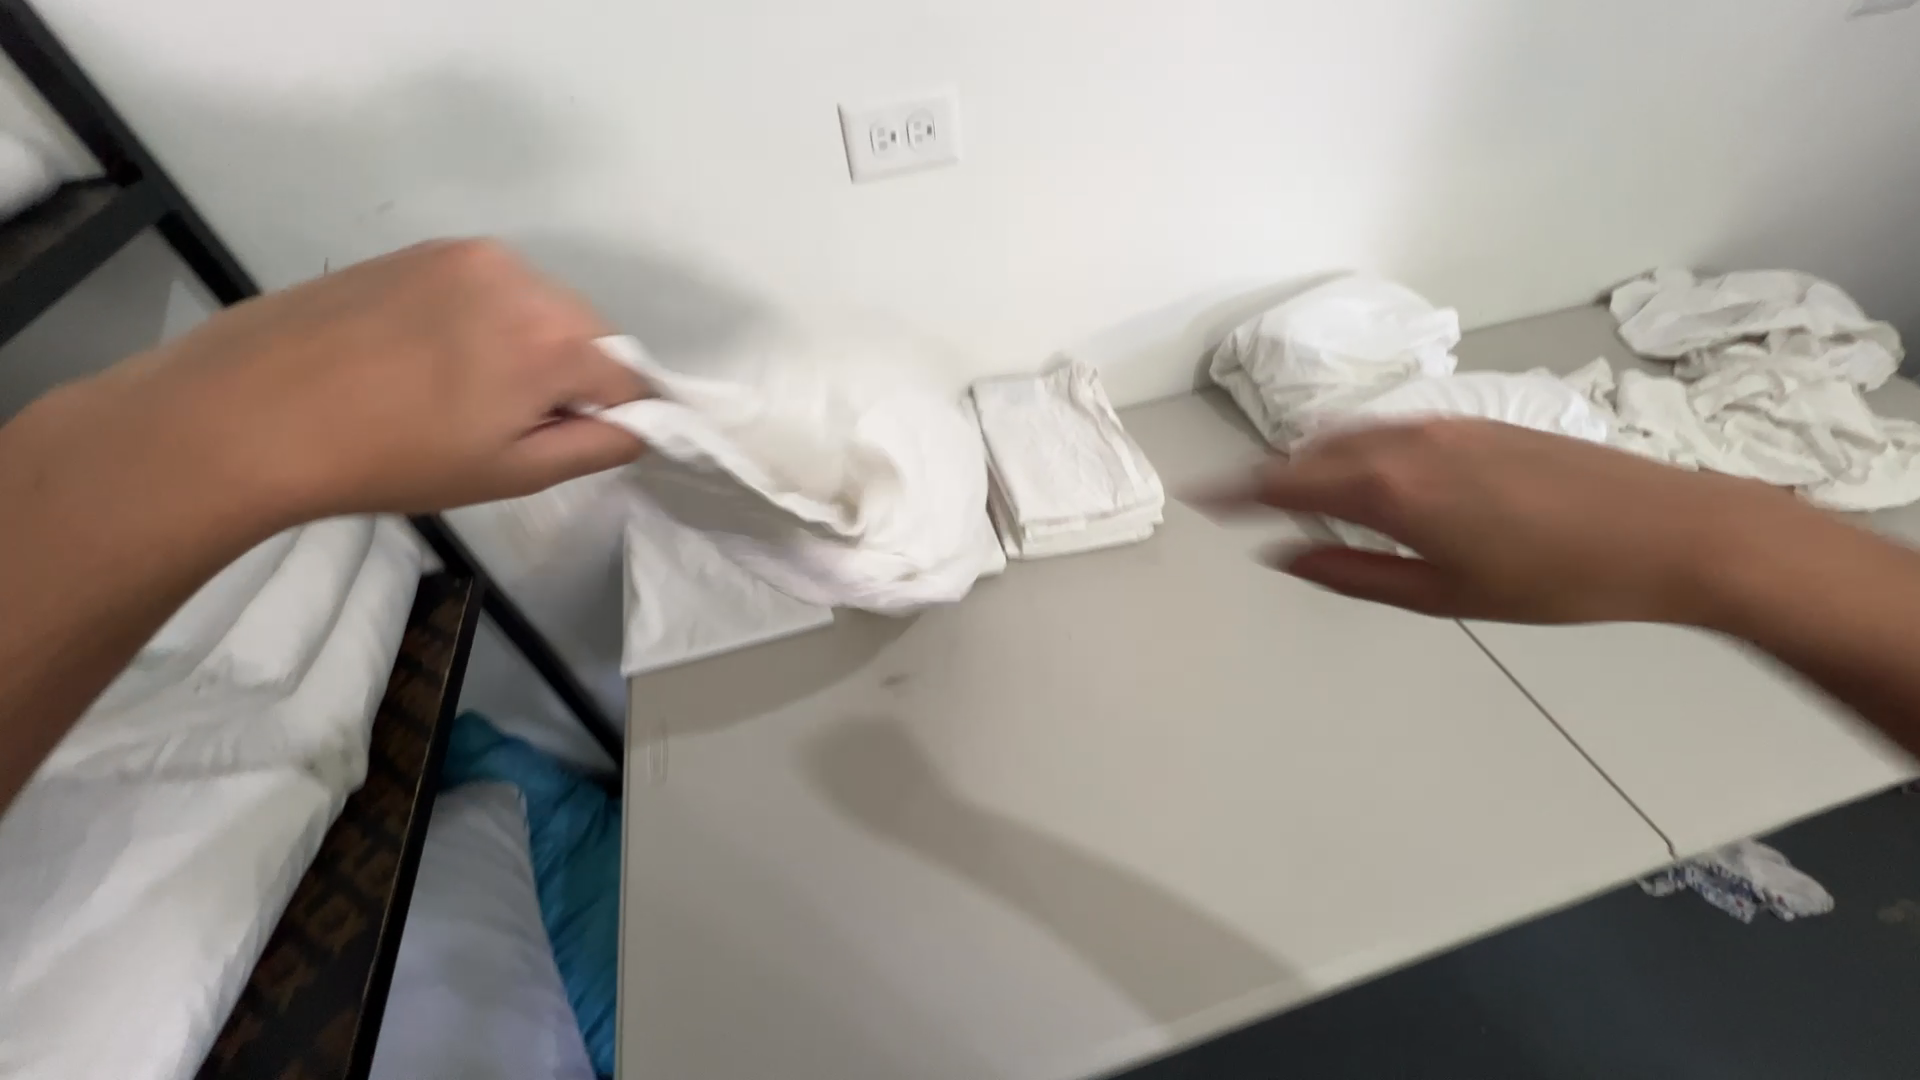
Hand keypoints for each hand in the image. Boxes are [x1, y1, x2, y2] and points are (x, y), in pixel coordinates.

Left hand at [67, 239, 646, 519]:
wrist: (246, 413)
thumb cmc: (394, 459)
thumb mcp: (515, 472)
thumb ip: (600, 445)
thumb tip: (642, 426)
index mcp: (551, 339)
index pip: (632, 376)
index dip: (620, 413)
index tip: (582, 439)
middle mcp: (523, 279)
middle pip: (596, 334)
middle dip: (582, 375)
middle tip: (522, 419)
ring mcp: (470, 256)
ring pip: (550, 307)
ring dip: (542, 346)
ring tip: (477, 386)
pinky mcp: (427, 249)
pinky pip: (501, 288)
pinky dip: (499, 320)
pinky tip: (445, 354)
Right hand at [1208, 418, 1847, 625]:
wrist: (1675, 530)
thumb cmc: (1552, 580)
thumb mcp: (1440, 593)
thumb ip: (1351, 574)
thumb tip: (1284, 556)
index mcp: (1386, 488)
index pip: (1283, 482)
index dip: (1233, 491)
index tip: (1196, 495)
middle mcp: (1402, 442)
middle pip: (1310, 453)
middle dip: (1271, 479)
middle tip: (1247, 507)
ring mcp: (1439, 425)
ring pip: (1347, 435)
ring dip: (1313, 462)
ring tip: (1302, 496)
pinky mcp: (1472, 421)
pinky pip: (1385, 428)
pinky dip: (1353, 449)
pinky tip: (1369, 478)